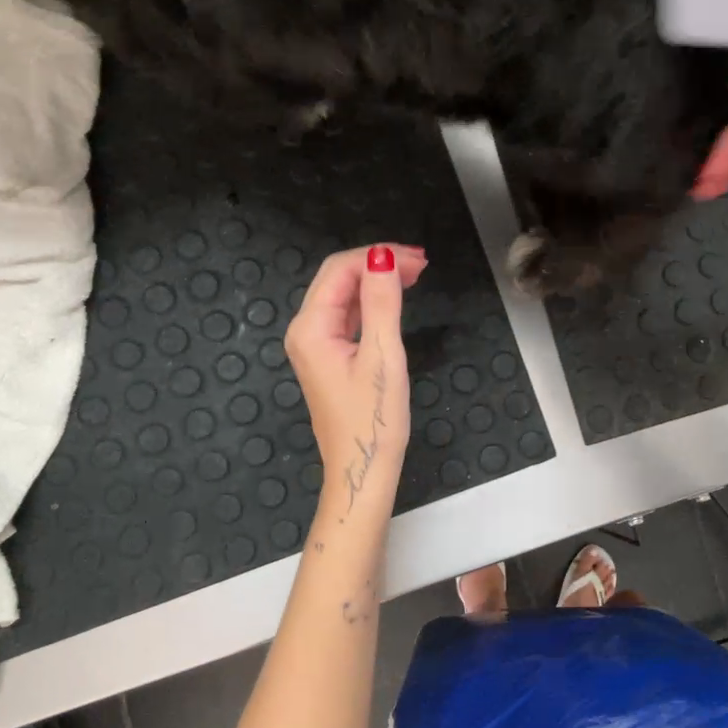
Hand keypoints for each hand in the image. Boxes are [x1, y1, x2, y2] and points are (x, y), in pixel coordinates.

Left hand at [285, 244, 426, 518]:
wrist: (362, 471)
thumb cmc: (373, 420)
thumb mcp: (383, 355)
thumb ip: (382, 302)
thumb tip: (382, 256)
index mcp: (311, 327)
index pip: (340, 270)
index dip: (378, 256)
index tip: (420, 260)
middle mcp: (305, 331)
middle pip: (338, 279)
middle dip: (378, 264)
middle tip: (422, 265)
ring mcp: (315, 346)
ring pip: (344, 297)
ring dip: (376, 282)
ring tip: (415, 277)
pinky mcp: (330, 359)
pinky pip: (348, 318)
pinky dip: (372, 304)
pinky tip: (395, 302)